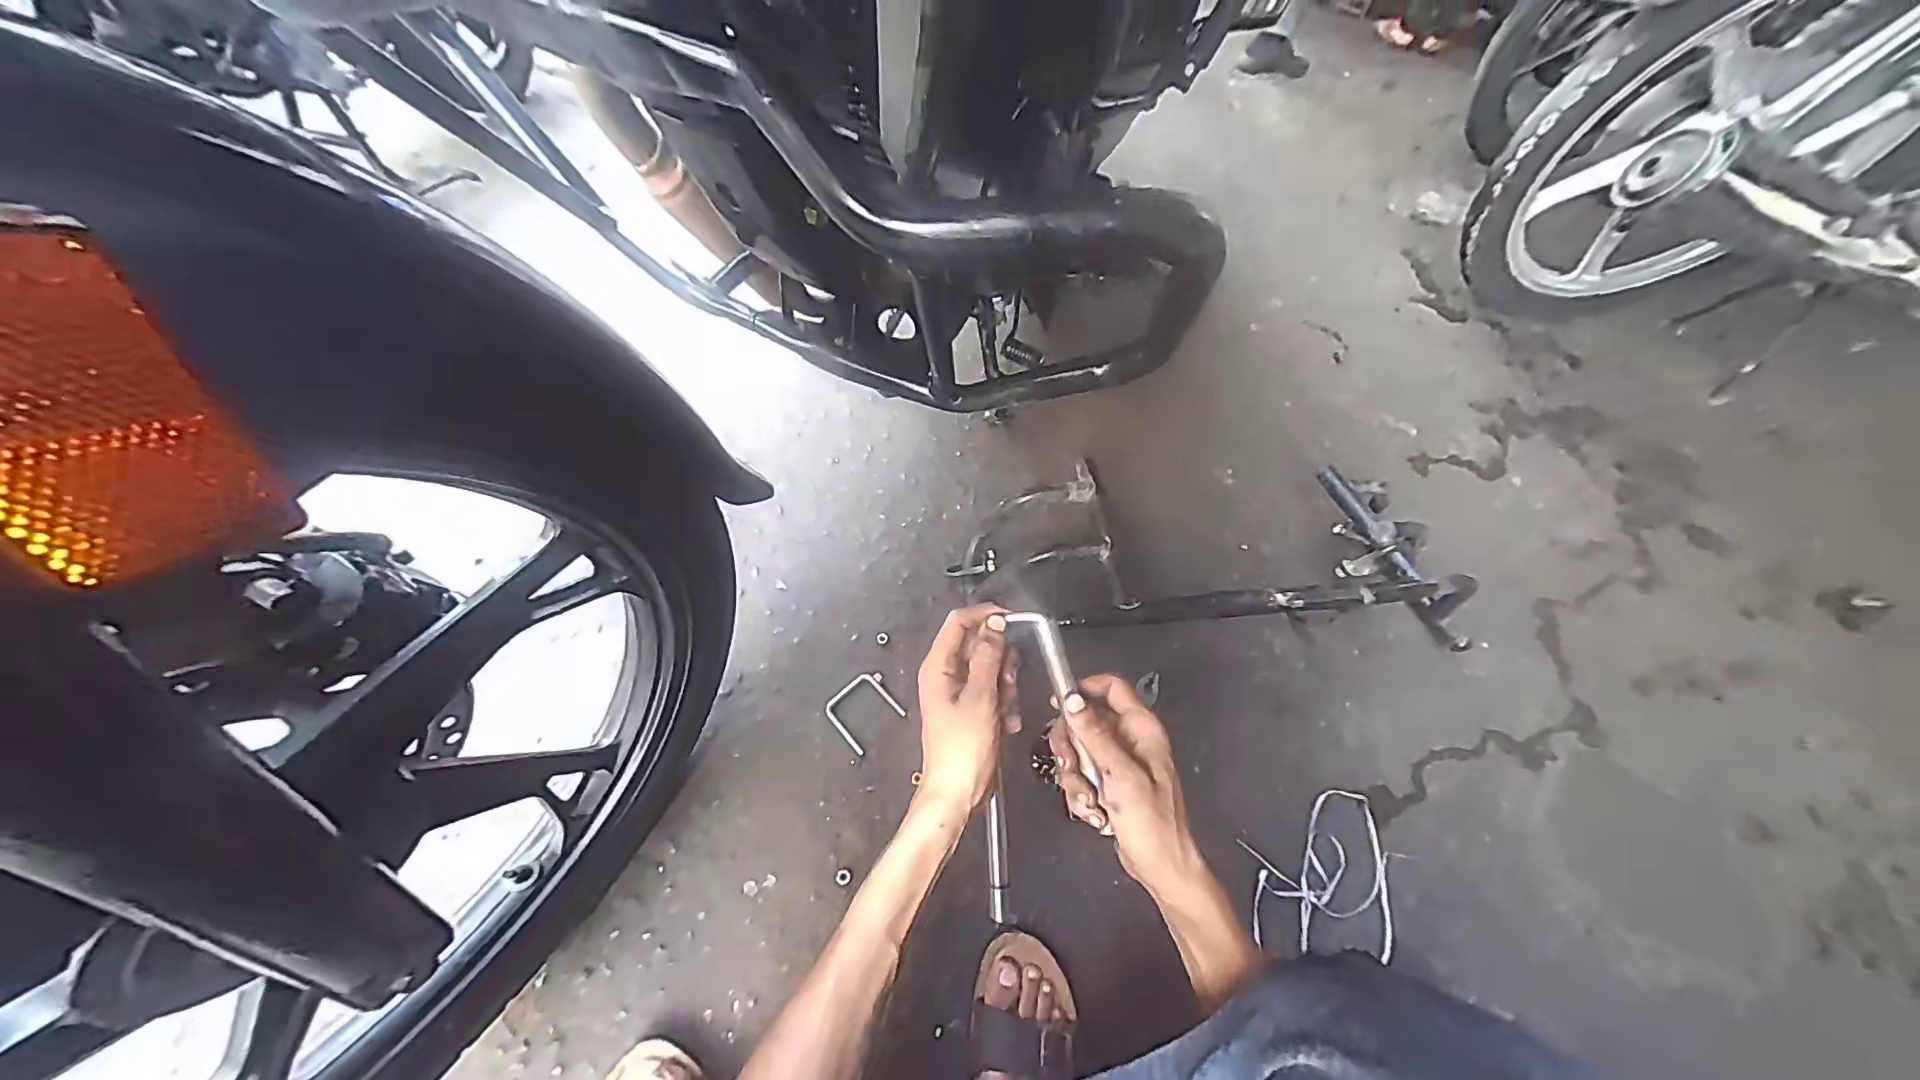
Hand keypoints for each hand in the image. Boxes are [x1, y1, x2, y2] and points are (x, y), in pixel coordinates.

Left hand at [915, 605, 1019, 812]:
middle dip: (1001, 660)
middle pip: (979, 644)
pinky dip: (1004, 702)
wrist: (957, 792)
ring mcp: (958, 691)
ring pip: (991, 668)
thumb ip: (988, 657)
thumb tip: (995, 626)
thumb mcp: (980, 698)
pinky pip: (994, 690)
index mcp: (938, 667)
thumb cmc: (961, 752)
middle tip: (1007, 682)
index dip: (985, 615)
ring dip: (1006, 686)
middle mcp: (945, 675)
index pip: (959, 621)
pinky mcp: (971, 707)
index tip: (1011, 620)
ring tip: (1005, 709)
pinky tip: (1004, 722)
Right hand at [1048, 674, 1201, 897]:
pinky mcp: (1109, 783)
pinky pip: (1081, 775)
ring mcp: (1119, 762)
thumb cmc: (1154, 824)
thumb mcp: (1120, 775)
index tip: (1060, 703)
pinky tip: (1095, 811)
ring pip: (1078, 750)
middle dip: (1072, 747)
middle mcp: (1130, 740)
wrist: (1161, 867)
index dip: (1084, 688)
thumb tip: (1072, 701)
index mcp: (1142, 729)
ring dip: (1075, 777)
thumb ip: (1094, 735)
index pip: (1111, 688)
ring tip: (1091, 799)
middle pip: (1085, 721)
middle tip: (1072, 766)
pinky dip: (1081, 793)